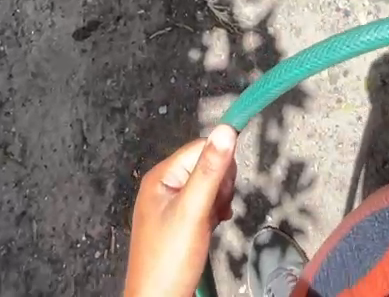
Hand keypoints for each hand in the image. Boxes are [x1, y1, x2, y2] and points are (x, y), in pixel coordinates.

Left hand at [124, 126, 237, 296]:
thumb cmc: (171, 259)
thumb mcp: (193, 211)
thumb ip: (210, 170)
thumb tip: (227, 127)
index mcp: (161, 176)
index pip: (201, 148)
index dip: (220, 165)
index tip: (224, 192)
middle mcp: (164, 184)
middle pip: (206, 164)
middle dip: (220, 185)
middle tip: (216, 210)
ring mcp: (170, 203)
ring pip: (209, 183)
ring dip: (219, 200)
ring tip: (213, 221)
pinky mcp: (179, 219)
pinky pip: (205, 201)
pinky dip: (214, 212)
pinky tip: (212, 226)